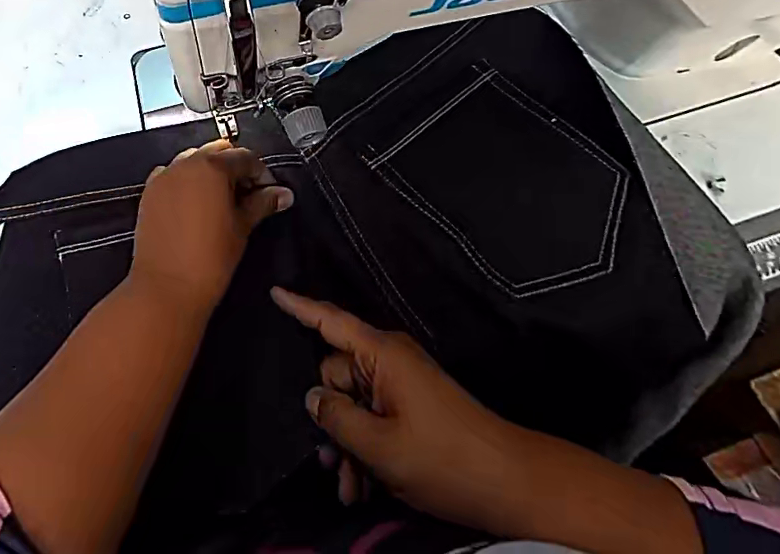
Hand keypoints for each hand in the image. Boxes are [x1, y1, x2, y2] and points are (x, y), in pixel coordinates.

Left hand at [127, 140, 292, 312]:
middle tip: (247, 194)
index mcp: (212, 167)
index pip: (245, 158)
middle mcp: (186, 163)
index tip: (269, 193)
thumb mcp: (242, 227)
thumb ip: (262, 203)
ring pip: (194, 159)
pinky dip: (186, 180)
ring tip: (221, 199)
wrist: (165, 288)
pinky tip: (194, 203)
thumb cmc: (211, 257)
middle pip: (218, 152)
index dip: (262, 173)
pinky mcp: (149, 192)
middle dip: (236, 167)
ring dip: (211, 171)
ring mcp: (164, 176)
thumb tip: (284, 194)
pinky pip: (172, 174)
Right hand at [271, 288, 535, 531]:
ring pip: (353, 402)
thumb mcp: (380, 446)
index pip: (332, 321)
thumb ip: (337, 417)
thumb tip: (313, 397)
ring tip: (353, 488)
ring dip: (347, 443)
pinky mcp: (410, 401)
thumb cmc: (443, 459)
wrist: (505, 481)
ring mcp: (401, 380)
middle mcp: (389, 358)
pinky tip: (365, 485)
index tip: (274, 292)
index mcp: (383, 353)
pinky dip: (365, 446)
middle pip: (337, 374)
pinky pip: (372, 414)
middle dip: (330, 419)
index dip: (300, 307)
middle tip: (334, 466)